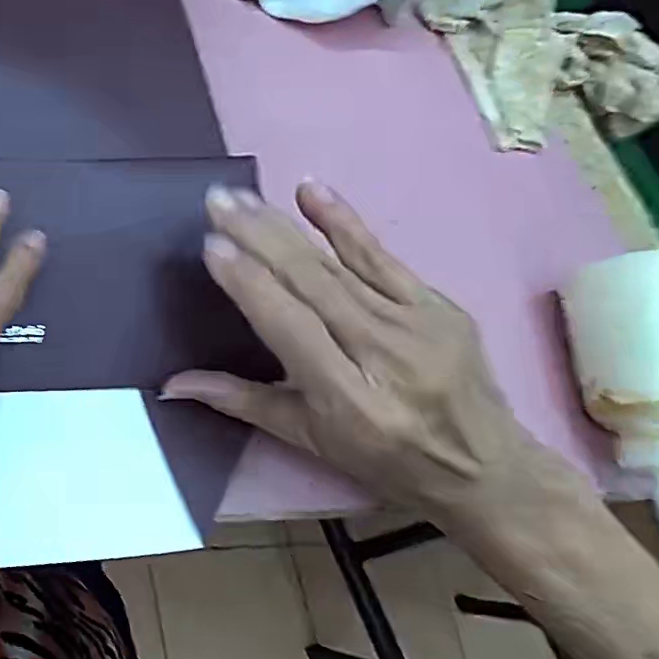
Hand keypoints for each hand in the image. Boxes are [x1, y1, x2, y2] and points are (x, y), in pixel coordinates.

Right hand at [161, 181, 574, 526]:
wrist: (486, 467)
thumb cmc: (381, 458)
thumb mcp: (306, 438)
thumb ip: (239, 401)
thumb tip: (171, 384)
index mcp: (345, 396)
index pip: (289, 325)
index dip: (250, 284)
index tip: (212, 246)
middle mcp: (382, 352)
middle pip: (311, 283)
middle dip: (257, 237)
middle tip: (216, 201)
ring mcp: (416, 323)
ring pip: (337, 264)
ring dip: (284, 225)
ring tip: (244, 196)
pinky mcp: (438, 305)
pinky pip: (382, 256)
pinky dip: (343, 222)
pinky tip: (309, 192)